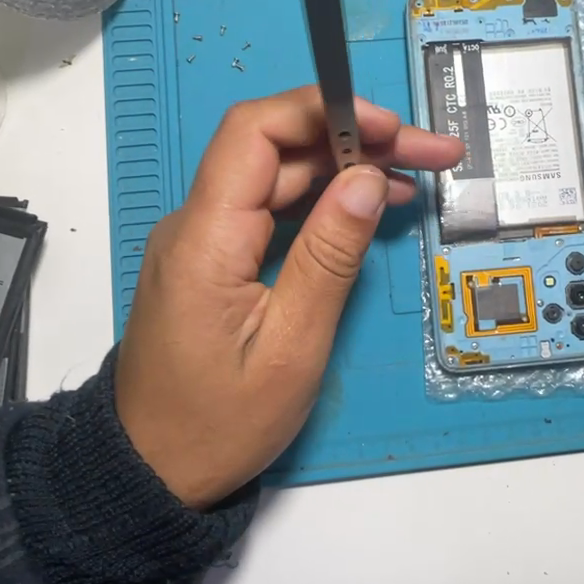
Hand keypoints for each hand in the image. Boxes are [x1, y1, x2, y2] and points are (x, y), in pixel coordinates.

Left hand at [115, 87, 464, 508]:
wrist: (151, 472)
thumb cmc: (220, 423)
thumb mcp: (291, 349)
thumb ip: (329, 257)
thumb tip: (368, 179)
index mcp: (206, 238)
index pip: (255, 132)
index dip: (324, 112)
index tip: (390, 127)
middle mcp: (198, 222)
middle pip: (278, 149)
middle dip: (357, 140)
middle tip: (432, 152)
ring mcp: (205, 239)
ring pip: (280, 176)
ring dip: (347, 168)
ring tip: (417, 175)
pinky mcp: (216, 258)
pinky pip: (272, 209)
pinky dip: (324, 201)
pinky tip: (371, 206)